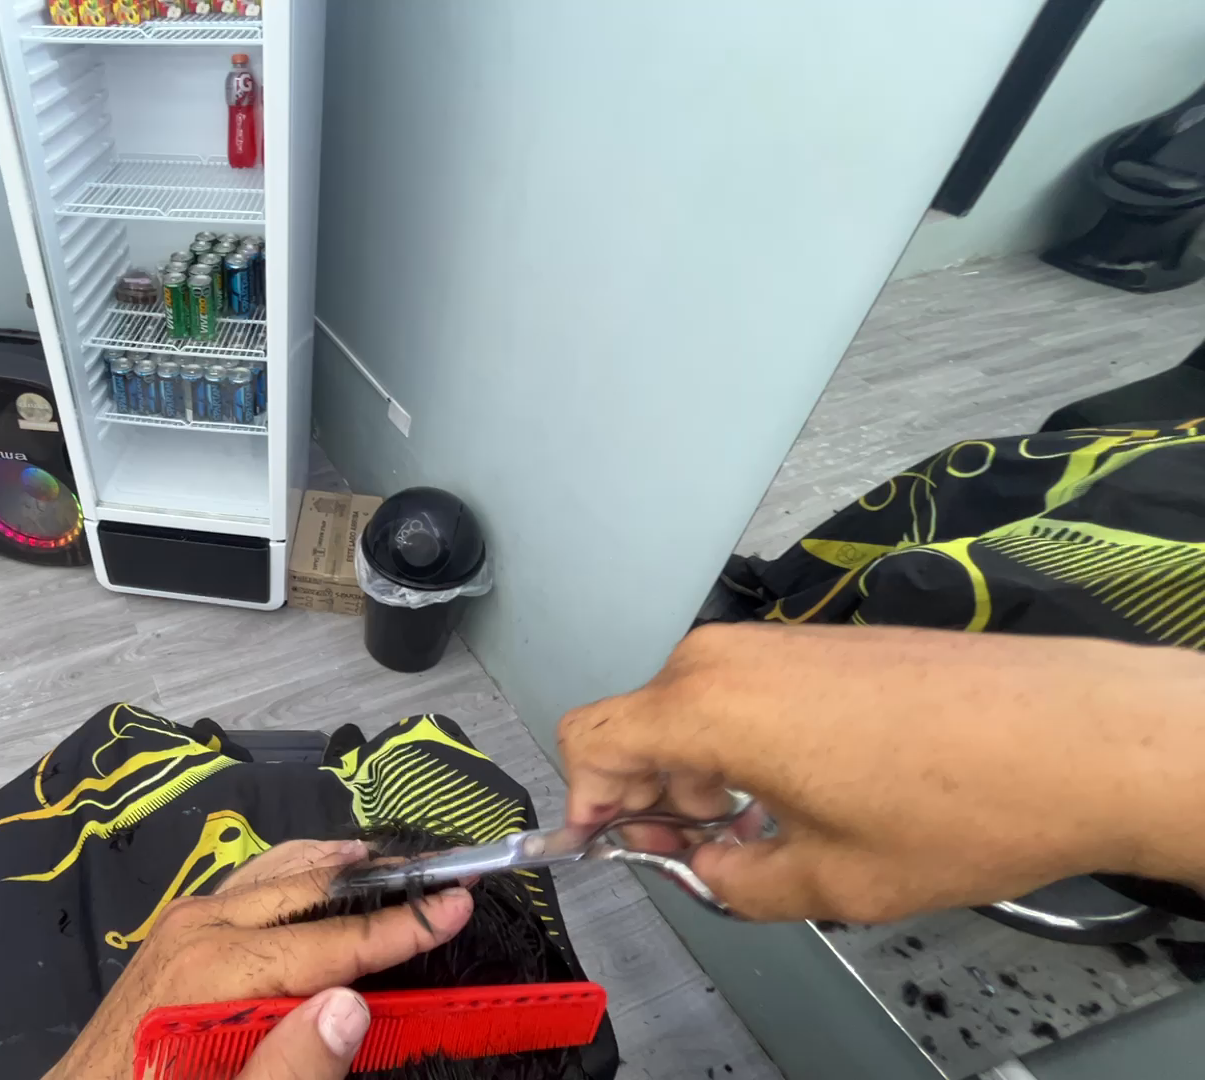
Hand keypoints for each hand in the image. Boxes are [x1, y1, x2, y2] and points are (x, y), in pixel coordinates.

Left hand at [46, 840, 473, 1078]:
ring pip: (279, 868)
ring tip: (387, 859)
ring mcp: (188, 916)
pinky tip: (316, 870)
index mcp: (216, 968)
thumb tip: (352, 1005)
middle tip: (436, 870)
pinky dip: (297, 868)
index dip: (398, 927)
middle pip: (308, 887)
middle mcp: (202, 923)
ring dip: (337, 863)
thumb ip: (286, 1070)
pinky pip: (253, 880)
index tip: (456, 903)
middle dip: (377, 882)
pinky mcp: (181, 923)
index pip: (329, 942)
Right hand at [557, 623, 1204, 922]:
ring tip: (758, 818)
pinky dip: (726, 739)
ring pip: (676, 709)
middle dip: (647, 792)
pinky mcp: (792, 641)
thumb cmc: (961, 803)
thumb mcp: (835, 880)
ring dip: (691, 769)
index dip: (585, 796)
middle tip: (700, 845)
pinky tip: (795, 777)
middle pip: (631, 727)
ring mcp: (754, 643)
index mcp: (703, 709)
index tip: (613, 839)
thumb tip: (699, 865)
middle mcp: (712, 661)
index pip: (589, 739)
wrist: (1086, 731)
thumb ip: (731, 882)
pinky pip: (722, 690)